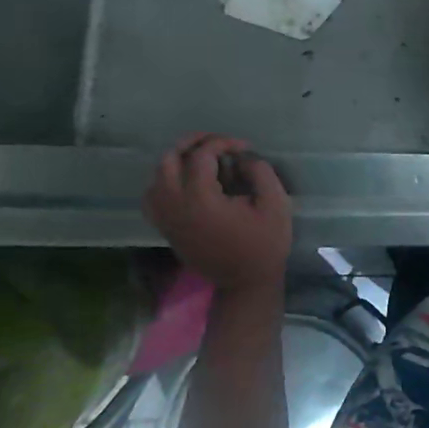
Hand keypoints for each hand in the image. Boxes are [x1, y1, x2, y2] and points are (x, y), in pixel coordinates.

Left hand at [143, 133, 291, 294]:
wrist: (246, 283)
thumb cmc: (264, 244)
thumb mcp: (276, 204)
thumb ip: (260, 171)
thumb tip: (242, 158)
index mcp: (201, 199)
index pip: (201, 155)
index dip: (222, 143)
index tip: (243, 148)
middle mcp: (176, 205)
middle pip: (169, 159)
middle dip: (193, 144)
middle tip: (216, 143)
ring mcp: (167, 219)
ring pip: (156, 177)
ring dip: (176, 161)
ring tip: (200, 159)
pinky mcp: (166, 229)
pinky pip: (152, 197)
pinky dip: (163, 183)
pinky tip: (184, 183)